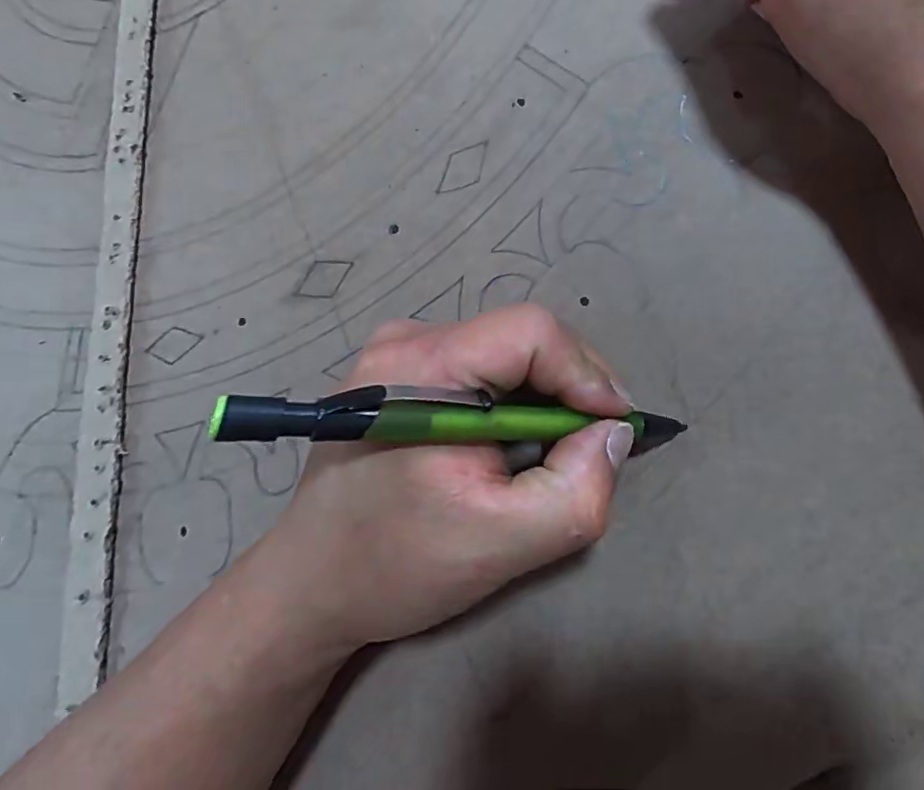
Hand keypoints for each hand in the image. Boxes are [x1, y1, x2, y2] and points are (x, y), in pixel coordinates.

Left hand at [243, 305, 635, 652]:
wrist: (306, 590)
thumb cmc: (396, 567)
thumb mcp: (505, 543)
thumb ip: (579, 489)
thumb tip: (616, 432)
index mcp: (419, 369)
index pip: (532, 333)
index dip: (586, 374)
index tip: (615, 425)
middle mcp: (409, 340)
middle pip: (528, 337)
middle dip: (576, 388)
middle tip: (597, 442)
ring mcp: (404, 349)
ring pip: (516, 350)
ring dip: (554, 395)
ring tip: (560, 448)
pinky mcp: (409, 368)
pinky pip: (494, 364)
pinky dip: (526, 397)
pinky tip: (520, 441)